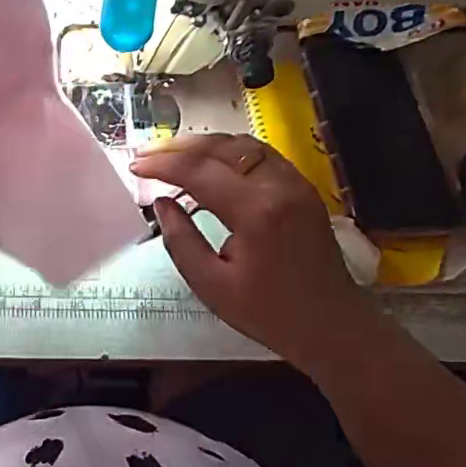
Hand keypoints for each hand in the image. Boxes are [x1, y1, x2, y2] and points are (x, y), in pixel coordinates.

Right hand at [131, 133, 385, 370]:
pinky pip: (261, 153)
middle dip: (178, 148)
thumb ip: (181, 240)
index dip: (163, 166)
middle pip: (220, 148)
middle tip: (146, 155)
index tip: (135, 167)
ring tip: (171, 154)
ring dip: (204, 145)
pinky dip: (229, 151)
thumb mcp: (211, 285)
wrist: (330, 323)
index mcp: (255, 211)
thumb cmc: (267, 312)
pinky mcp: (302, 187)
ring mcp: (295, 182)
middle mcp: (278, 185)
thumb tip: (161, 203)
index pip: (199, 172)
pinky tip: (209, 162)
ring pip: (242, 144)